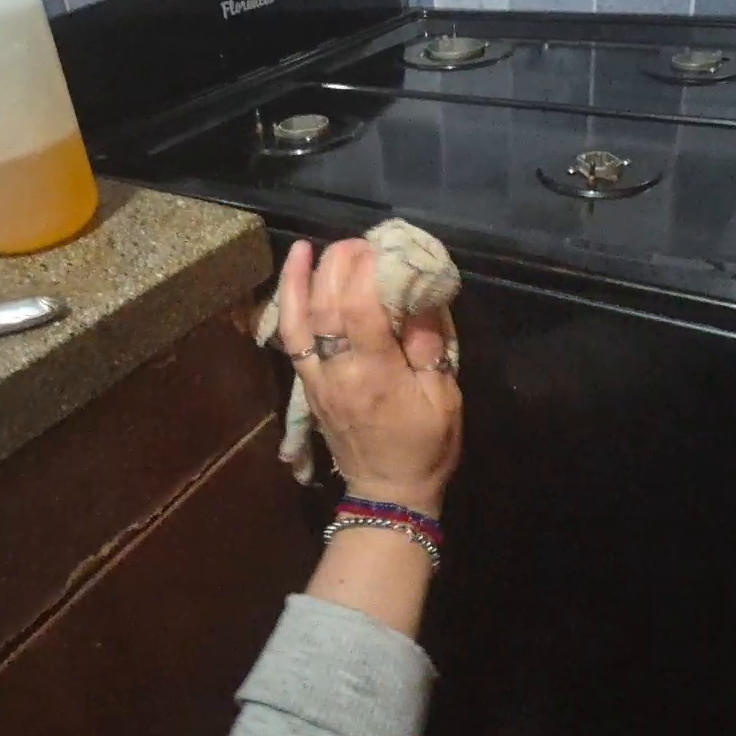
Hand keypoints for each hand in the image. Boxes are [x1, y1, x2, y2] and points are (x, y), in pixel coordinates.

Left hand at [275, 238, 461, 514]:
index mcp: (375, 374)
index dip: (368, 270)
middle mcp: (337, 371)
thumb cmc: (425, 445)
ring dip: (301, 277)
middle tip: (361, 244)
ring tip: (311, 246)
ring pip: (297, 318)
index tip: (385, 249)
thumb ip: (430, 344)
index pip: (360, 308)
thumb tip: (419, 293)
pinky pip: (290, 336)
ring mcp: (315, 377)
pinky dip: (289, 303)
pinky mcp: (305, 383)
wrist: (386, 492)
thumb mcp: (445, 398)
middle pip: (325, 305)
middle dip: (338, 264)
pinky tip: (296, 278)